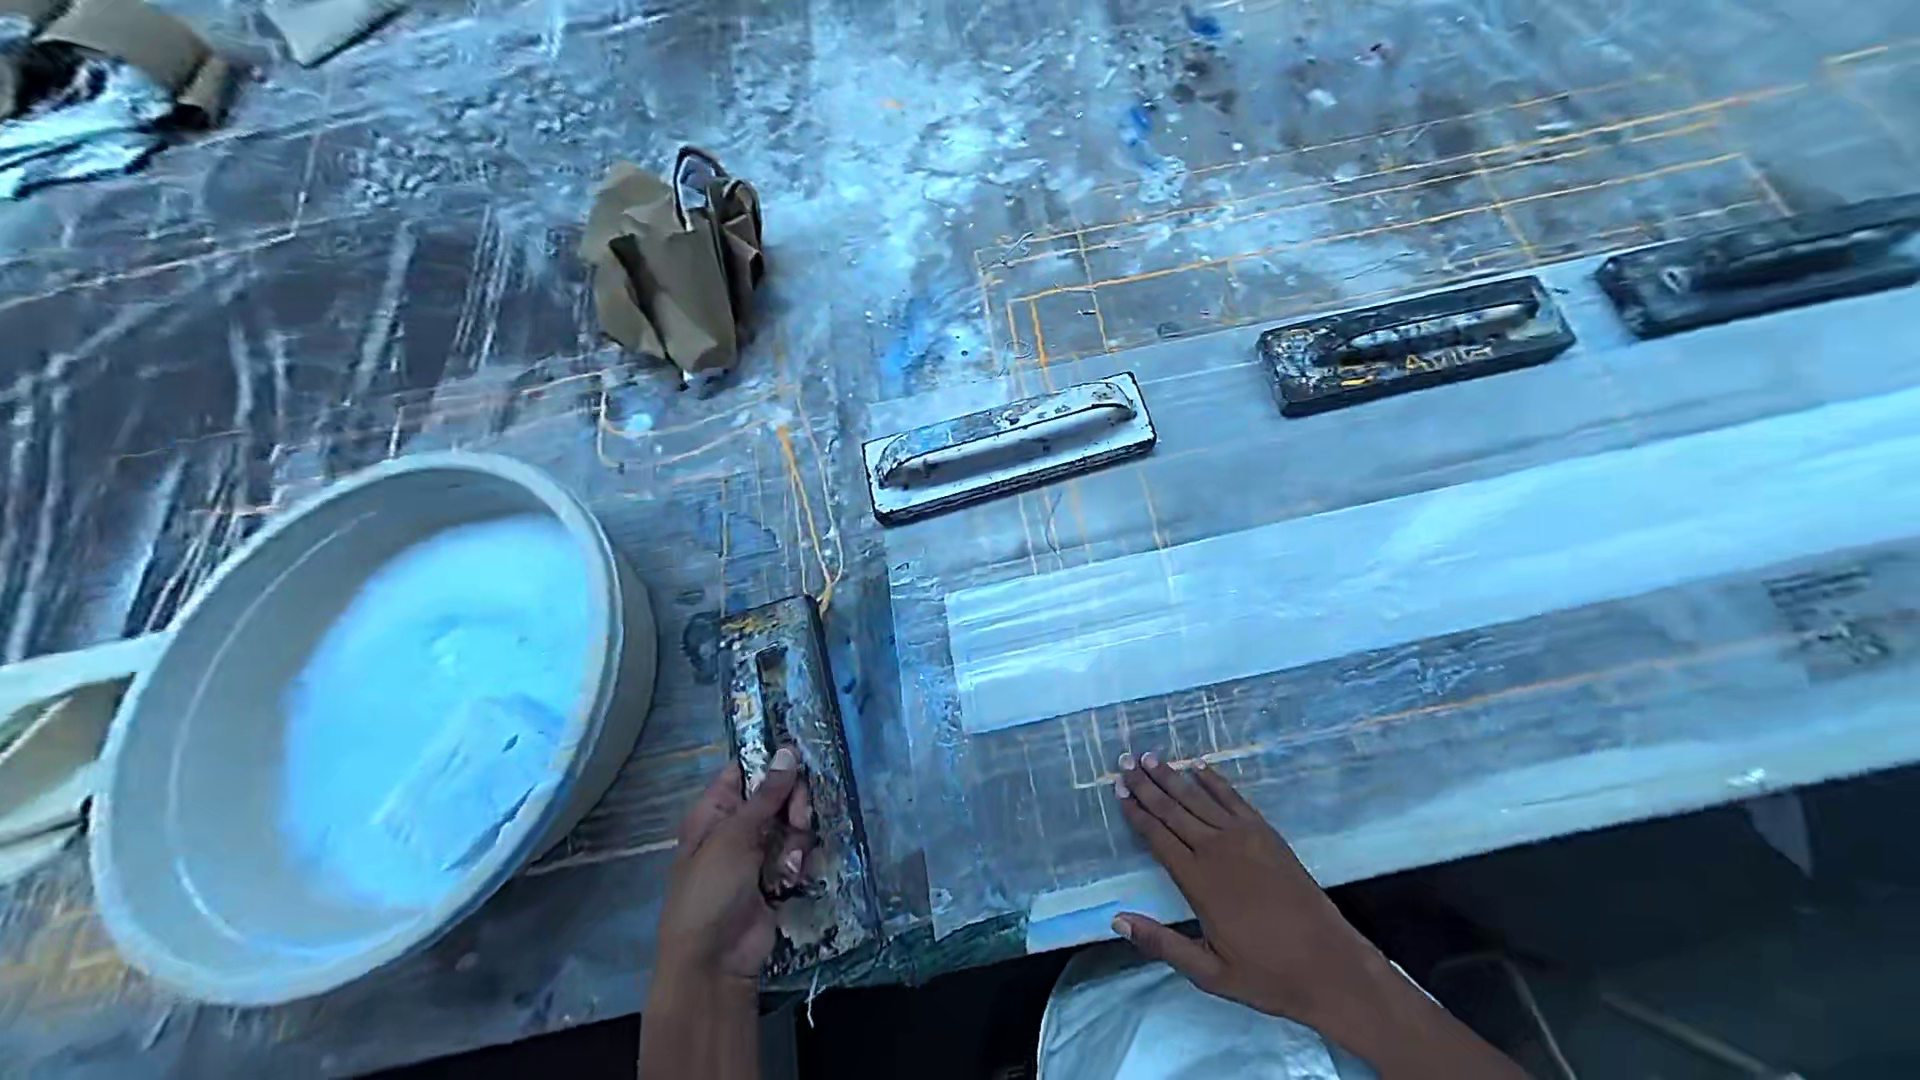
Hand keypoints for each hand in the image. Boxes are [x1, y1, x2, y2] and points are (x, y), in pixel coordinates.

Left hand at [655, 748, 813, 987]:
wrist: (714, 961)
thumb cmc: (711, 891)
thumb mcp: (735, 837)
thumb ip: (767, 795)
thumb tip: (787, 751)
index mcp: (716, 811)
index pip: (747, 770)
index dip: (772, 763)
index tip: (800, 760)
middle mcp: (737, 826)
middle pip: (778, 794)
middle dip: (794, 806)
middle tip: (798, 819)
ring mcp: (758, 851)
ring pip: (793, 823)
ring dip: (797, 840)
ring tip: (788, 864)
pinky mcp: (776, 874)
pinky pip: (798, 852)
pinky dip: (798, 863)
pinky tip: (790, 879)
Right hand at [1110, 752, 1382, 1023]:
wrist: (1331, 967)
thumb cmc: (1267, 974)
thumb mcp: (1209, 974)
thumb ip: (1162, 944)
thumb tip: (1116, 920)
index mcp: (1198, 881)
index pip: (1156, 836)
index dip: (1135, 811)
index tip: (1118, 789)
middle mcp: (1215, 850)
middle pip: (1172, 809)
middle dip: (1146, 785)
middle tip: (1124, 761)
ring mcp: (1243, 837)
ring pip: (1197, 798)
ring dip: (1171, 776)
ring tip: (1150, 757)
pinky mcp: (1266, 833)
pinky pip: (1233, 798)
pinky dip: (1214, 780)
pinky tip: (1198, 766)